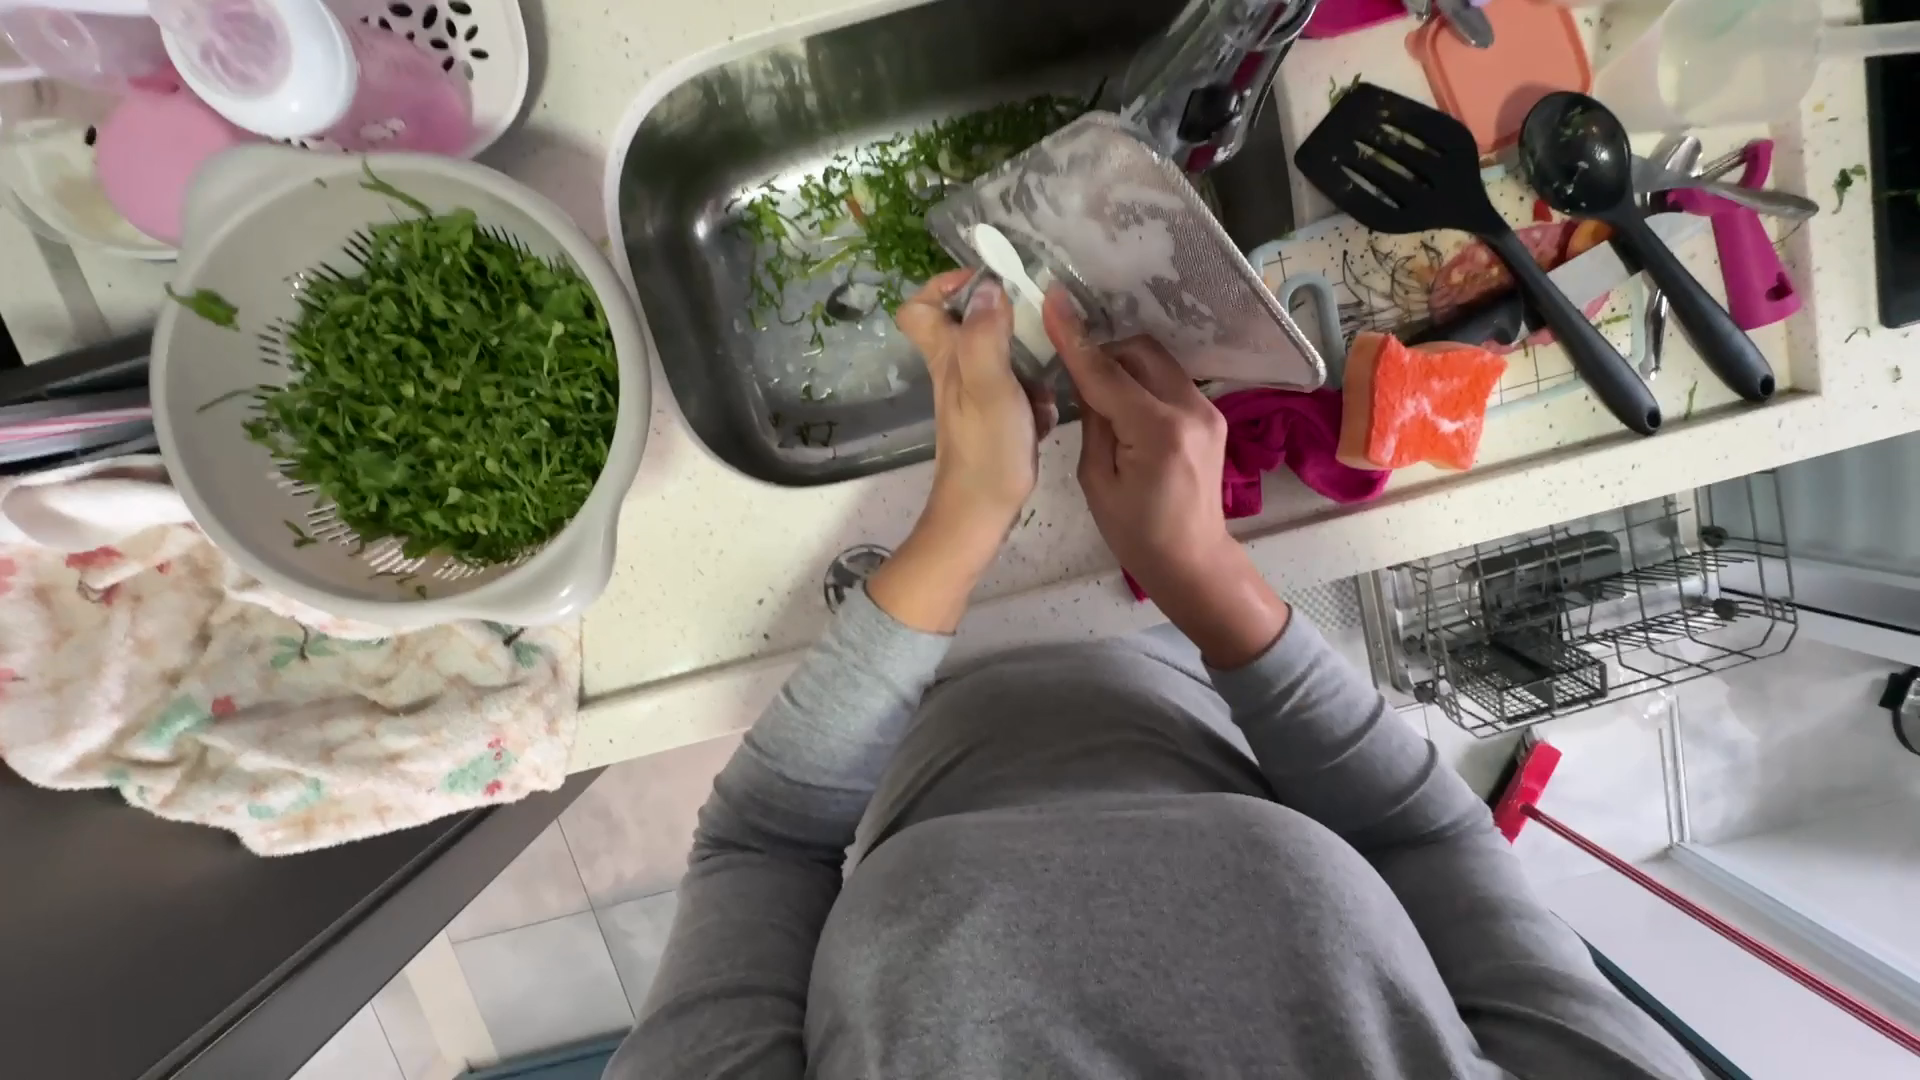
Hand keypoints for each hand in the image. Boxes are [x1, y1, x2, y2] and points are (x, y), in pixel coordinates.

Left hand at [872, 271, 1056, 632]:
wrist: (982, 513)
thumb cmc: (986, 451)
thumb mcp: (989, 385)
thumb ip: (985, 334)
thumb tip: (986, 287)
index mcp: (946, 358)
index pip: (919, 307)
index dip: (944, 287)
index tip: (985, 284)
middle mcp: (956, 373)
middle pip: (972, 328)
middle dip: (1008, 326)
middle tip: (1035, 334)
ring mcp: (975, 399)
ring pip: (1003, 362)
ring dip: (1029, 368)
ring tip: (1042, 392)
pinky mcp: (994, 421)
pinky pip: (1017, 394)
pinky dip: (1033, 400)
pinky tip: (1043, 419)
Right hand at [1044, 287, 1288, 668]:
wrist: (1191, 559)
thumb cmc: (1134, 533)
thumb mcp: (1096, 480)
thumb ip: (1093, 421)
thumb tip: (1087, 380)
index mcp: (1156, 431)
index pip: (1106, 372)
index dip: (1076, 338)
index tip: (1053, 301)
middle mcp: (1190, 409)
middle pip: (1139, 351)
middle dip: (1104, 351)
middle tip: (1076, 374)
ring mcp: (1207, 409)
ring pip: (1157, 359)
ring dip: (1124, 364)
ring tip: (1099, 392)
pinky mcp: (1211, 414)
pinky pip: (1169, 379)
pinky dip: (1141, 380)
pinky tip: (1125, 405)